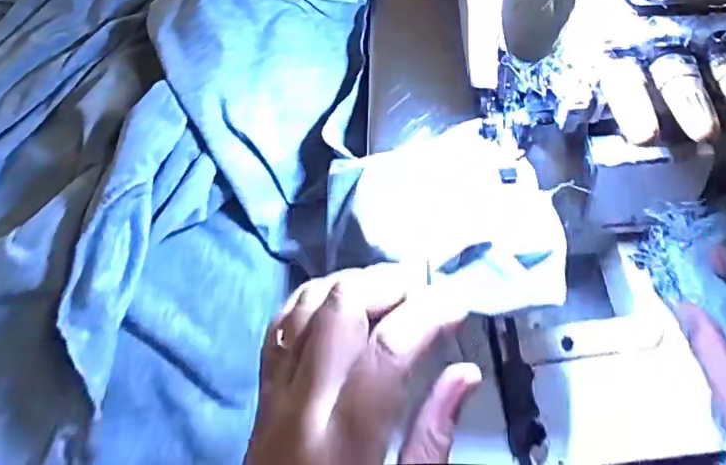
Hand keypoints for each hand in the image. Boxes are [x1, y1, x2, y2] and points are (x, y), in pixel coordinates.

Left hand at [244, 264, 484, 464]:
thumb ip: (432, 442)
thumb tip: (466, 374)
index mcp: (341, 442)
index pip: (388, 345)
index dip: (431, 310)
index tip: (461, 304)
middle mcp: (301, 408)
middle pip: (342, 306)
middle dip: (392, 285)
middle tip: (427, 298)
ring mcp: (273, 398)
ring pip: (307, 303)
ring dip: (355, 283)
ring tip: (393, 295)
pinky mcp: (260, 399)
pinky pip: (280, 324)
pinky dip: (317, 298)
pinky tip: (347, 304)